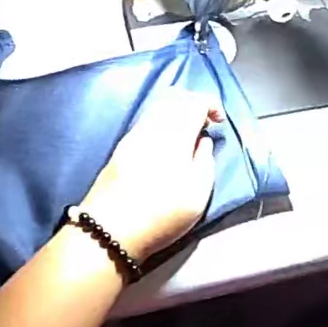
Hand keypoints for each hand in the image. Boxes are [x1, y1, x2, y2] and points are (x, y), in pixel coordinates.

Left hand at [79, 93, 222, 259]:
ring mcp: (133, 135)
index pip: (194, 101)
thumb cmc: (161, 214)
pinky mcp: (121, 147)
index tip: (218, 122)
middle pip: (173, 96)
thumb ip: (206, 160)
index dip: (211, 104)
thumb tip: (203, 140)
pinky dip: (161, 120)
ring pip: (157, 106)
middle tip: (204, 123)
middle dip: (193, 102)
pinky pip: (146, 120)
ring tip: (186, 134)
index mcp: (174, 134)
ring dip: (176, 111)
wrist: (109, 230)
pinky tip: (166, 143)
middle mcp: (152, 126)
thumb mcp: (198, 194)